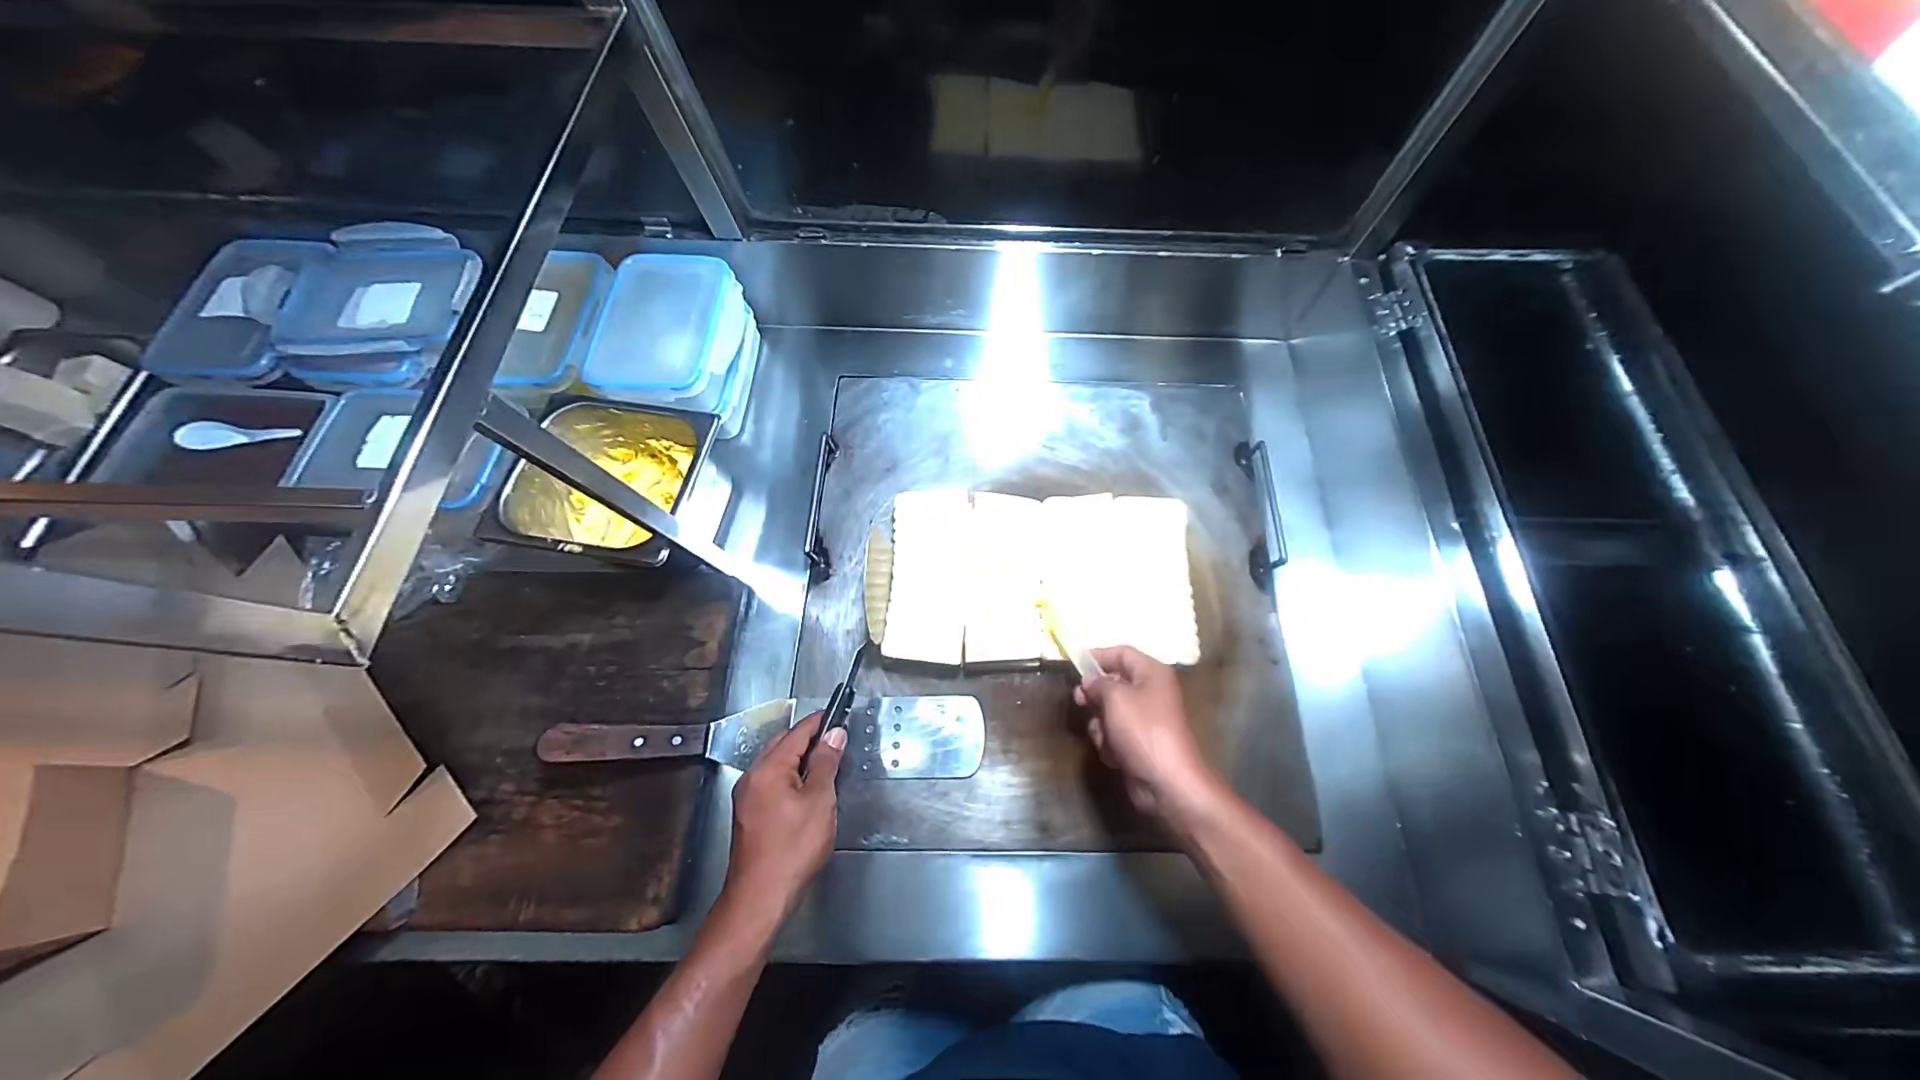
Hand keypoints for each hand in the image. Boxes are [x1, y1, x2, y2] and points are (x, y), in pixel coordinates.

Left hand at [722, 712, 845, 919]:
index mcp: (768, 769)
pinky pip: (771, 783)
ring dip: (799, 759)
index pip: (797, 733)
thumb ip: (826, 763)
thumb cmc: (791, 850)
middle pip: (783, 745)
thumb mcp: (820, 801)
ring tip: (825, 764)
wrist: (760, 897)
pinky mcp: (748, 815)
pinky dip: (789, 777)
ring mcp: (747, 797)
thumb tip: (833, 735)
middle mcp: (752, 778)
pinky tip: (806, 791)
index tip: (837, 715)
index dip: (820, 722)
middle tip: (835, 740)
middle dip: (808, 739)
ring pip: (775, 764)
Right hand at [1074, 646, 1224, 826]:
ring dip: (1100, 724)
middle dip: (1095, 695)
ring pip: (1109, 710)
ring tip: (1106, 736)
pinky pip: (1113, 733)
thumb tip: (1089, 682)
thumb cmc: (1143, 730)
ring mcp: (1144, 719)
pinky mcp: (1138, 742)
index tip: (1073, 664)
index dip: (1097, 656)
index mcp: (1151, 673)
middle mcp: (1150, 692)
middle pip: (1113, 682)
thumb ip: (1098, 683)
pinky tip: (1114, 754)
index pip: (1121, 653)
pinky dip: (1109, 742)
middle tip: (1079, 702)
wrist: (1166, 781)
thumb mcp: (1116, 698)